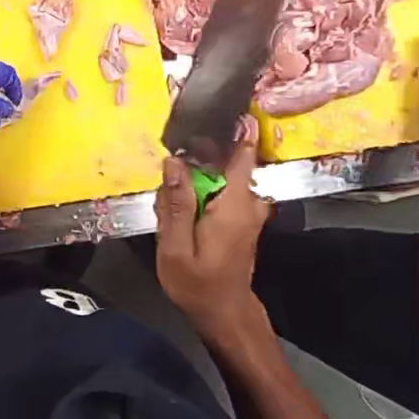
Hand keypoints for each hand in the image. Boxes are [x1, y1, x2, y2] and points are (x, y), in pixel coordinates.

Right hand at [155, 140, 271, 335]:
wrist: (223, 313)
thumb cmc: (198, 284)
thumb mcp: (176, 247)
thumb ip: (175, 203)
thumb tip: (173, 163)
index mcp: (235, 205)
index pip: (243, 154)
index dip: (233, 128)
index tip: (219, 106)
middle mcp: (250, 203)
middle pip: (225, 164)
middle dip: (196, 160)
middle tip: (168, 168)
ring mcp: (249, 211)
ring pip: (221, 178)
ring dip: (196, 178)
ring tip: (169, 195)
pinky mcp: (242, 219)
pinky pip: (222, 192)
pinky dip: (203, 191)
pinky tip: (180, 207)